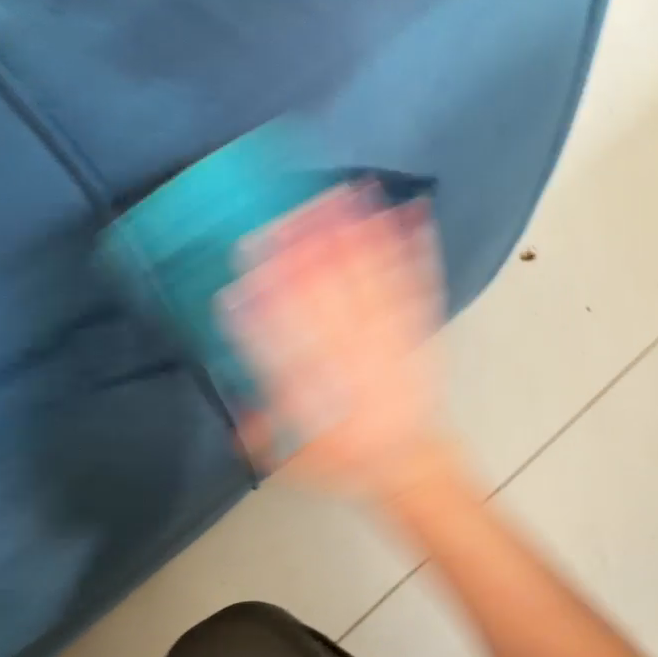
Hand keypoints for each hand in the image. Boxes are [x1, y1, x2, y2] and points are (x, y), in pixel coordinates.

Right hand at [220, 184, 457, 500]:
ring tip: (349, 192)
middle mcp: (352, 354)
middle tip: (290, 209)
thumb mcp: (295, 459)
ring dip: (359, 234)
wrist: (409, 465)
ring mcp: (388, 339)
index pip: (285, 331)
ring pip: (371, 279)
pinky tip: (412, 215)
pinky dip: (415, 249)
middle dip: (307, 249)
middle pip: (327, 293)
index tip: (247, 257)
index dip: (266, 291)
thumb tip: (240, 409)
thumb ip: (264, 430)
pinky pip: (417, 288)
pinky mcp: (417, 334)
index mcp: (318, 382)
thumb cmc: (349, 462)